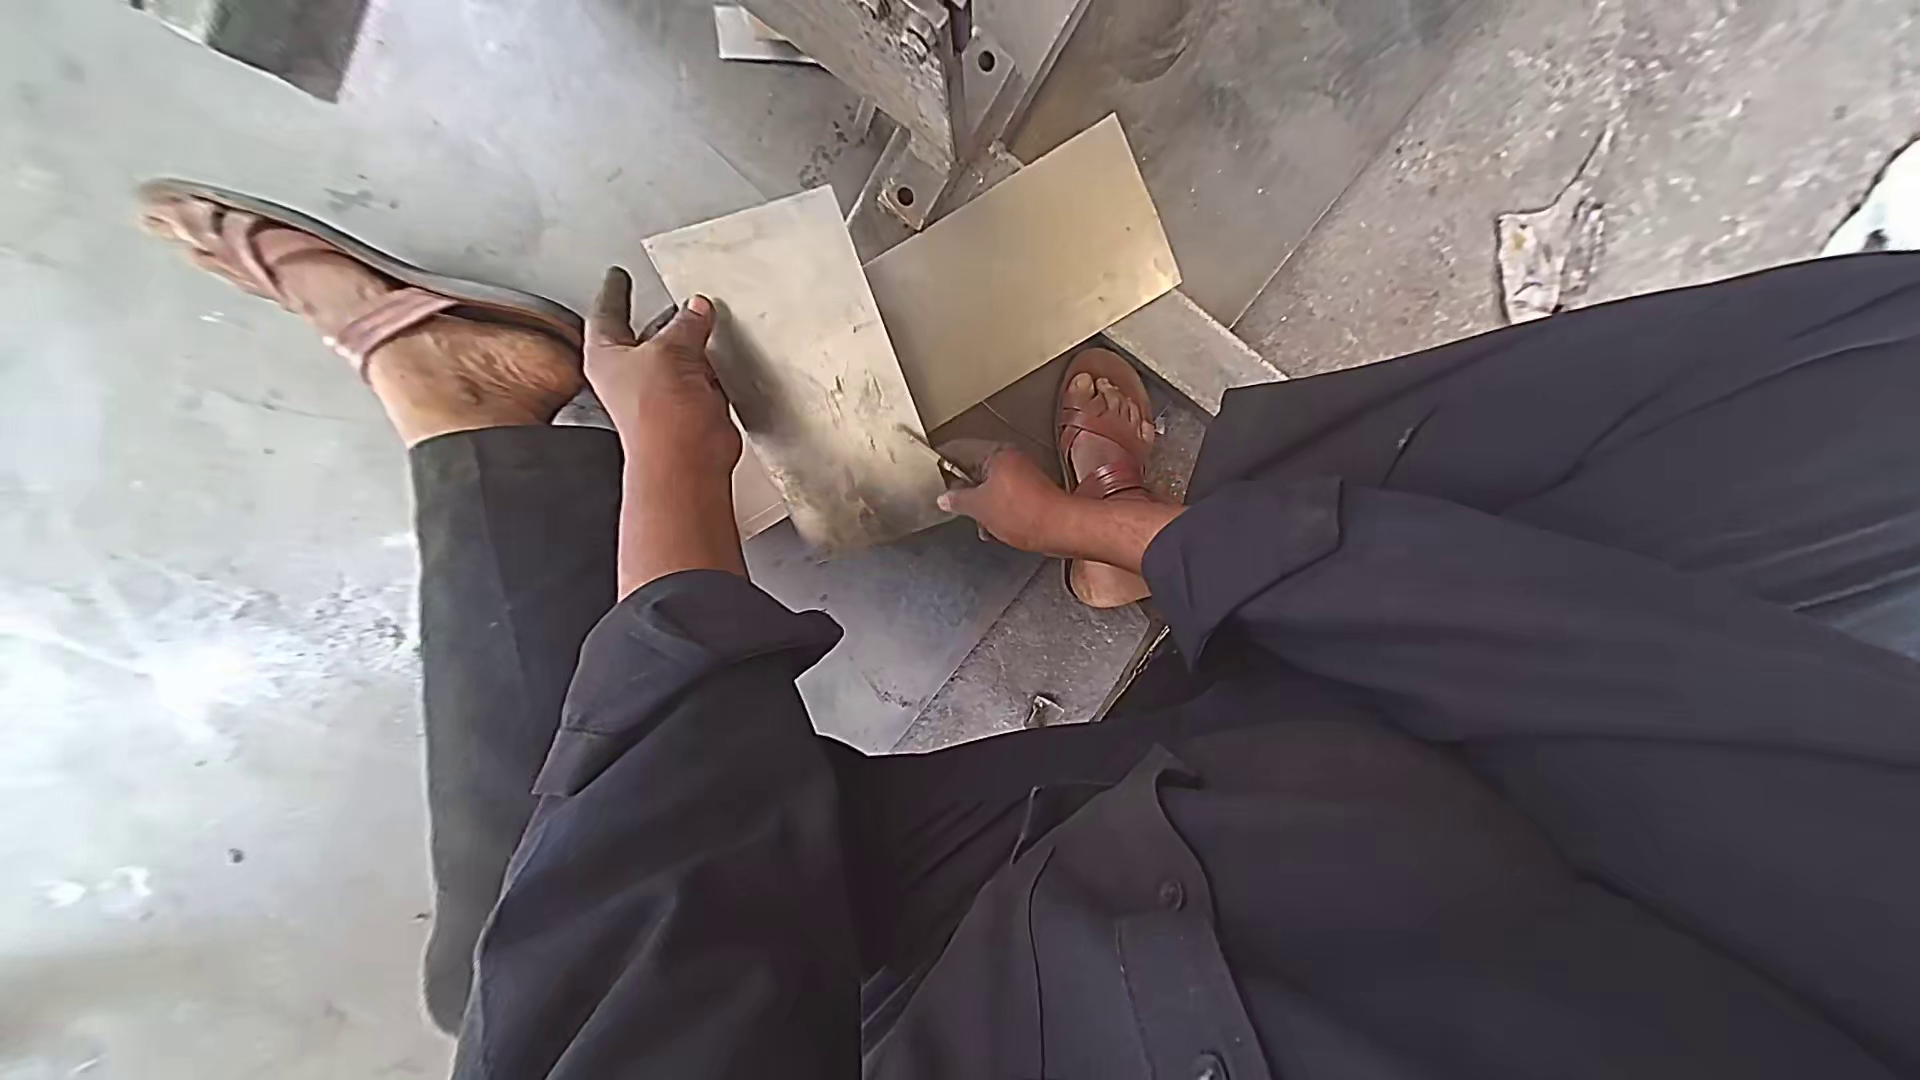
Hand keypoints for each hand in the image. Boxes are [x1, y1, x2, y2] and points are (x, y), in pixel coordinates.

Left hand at [585, 267, 741, 475]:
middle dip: (668, 319)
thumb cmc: (659, 412)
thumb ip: (687, 324)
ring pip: (682, 358)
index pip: (608, 312)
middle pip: (650, 336)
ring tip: (710, 320)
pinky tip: (725, 355)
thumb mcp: (671, 349)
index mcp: (607, 355)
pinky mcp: (693, 407)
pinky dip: (715, 368)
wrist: (688, 456)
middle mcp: (633, 374)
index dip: (615, 291)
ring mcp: (664, 392)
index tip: (618, 275)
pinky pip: (705, 379)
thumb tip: (697, 308)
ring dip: (697, 344)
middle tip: (684, 298)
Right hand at [936, 445, 1074, 554]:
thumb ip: (957, 500)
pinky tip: (996, 529)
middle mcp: (1012, 460)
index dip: (943, 463)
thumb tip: (945, 498)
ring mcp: (1023, 477)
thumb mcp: (979, 507)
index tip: (931, 470)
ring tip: (983, 523)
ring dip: (982, 507)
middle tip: (955, 505)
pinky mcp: (1031, 494)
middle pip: (975, 471)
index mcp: (997, 454)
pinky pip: (1005, 499)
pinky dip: (997, 513)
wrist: (1059, 529)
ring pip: (990, 488)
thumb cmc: (1025, 513)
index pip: (960, 450)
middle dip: (965, 492)